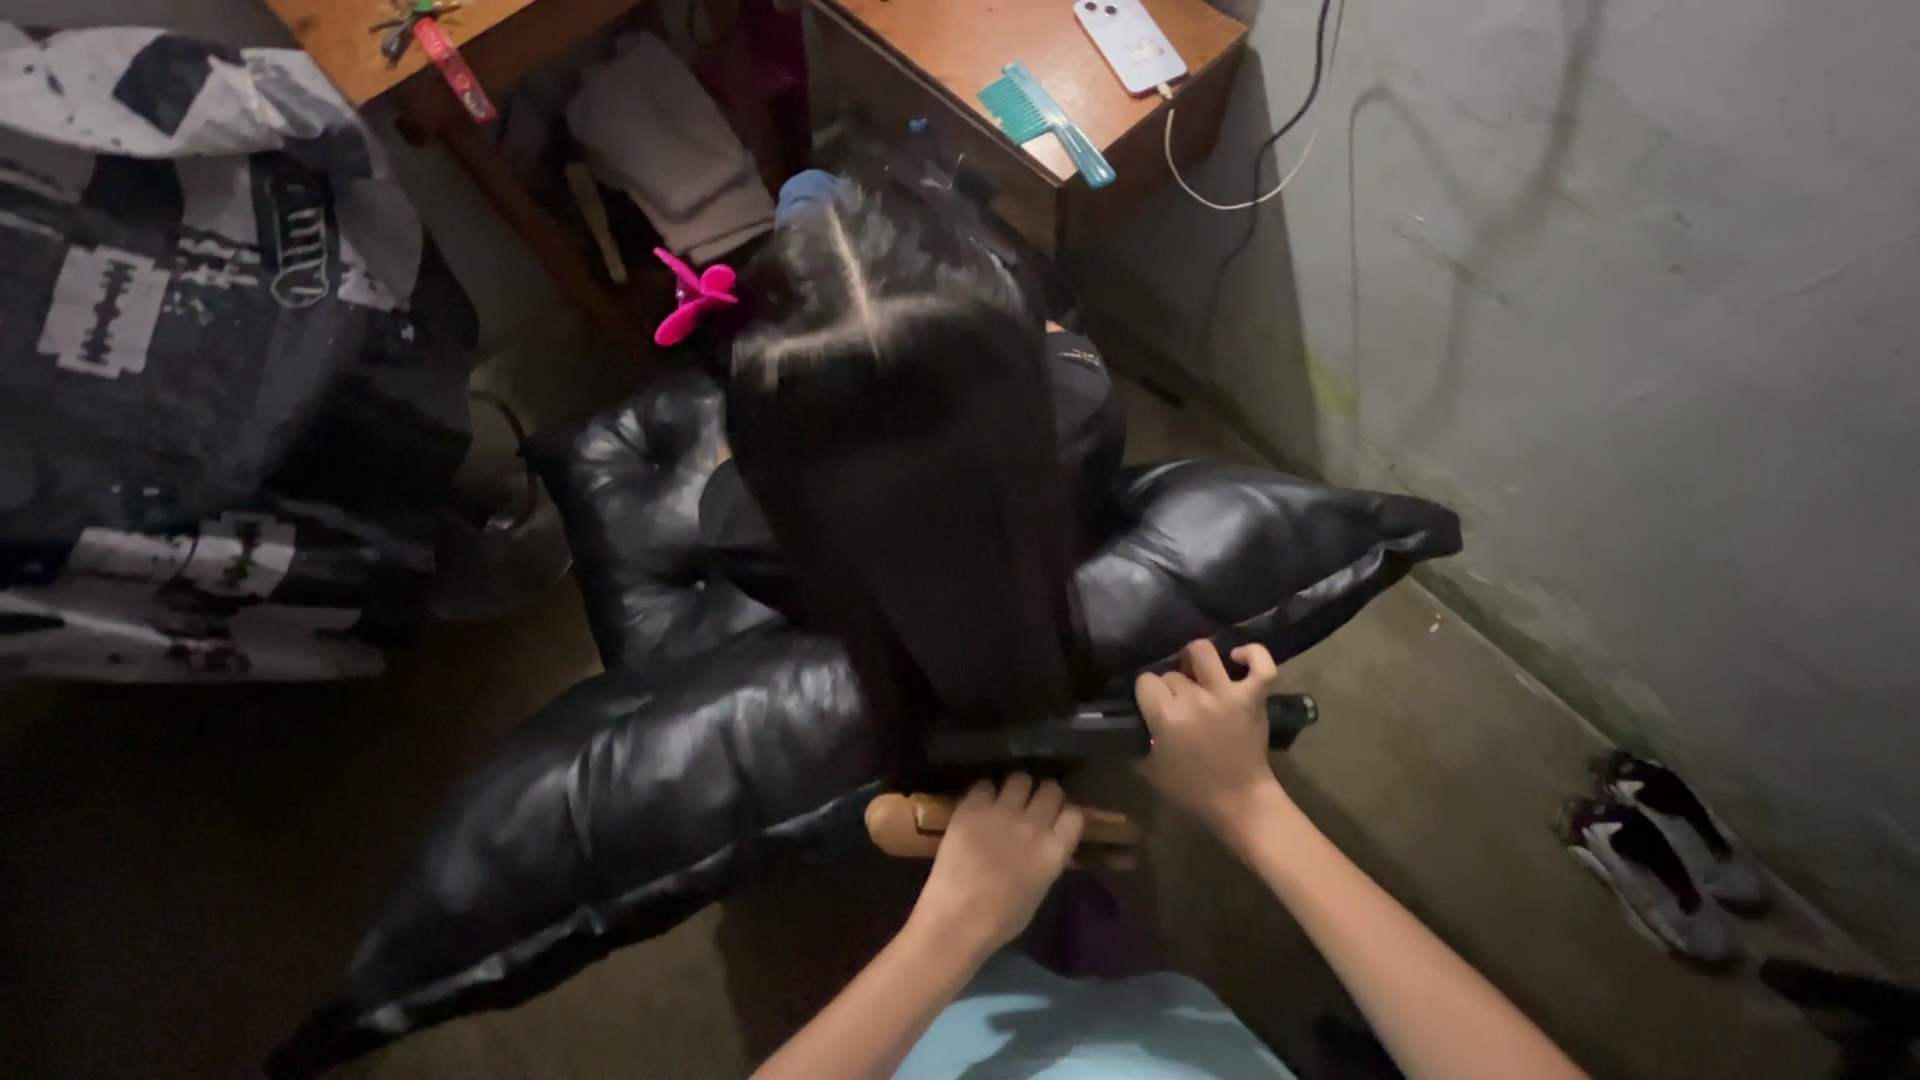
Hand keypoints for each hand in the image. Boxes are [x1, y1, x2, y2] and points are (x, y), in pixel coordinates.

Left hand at [908, 774, 1083, 958]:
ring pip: (1019, 779)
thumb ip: (1046, 859)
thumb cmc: (1000, 919)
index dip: (1064, 812)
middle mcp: (1033, 825)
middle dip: (1043, 793)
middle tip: (1031, 803)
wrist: (956, 920)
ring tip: (1006, 798)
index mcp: (1053, 851)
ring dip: (1016, 787)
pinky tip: (980, 804)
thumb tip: (1047, 842)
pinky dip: (985, 792)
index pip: (1074, 814)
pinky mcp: (972, 808)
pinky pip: (985, 784)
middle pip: (1050, 789)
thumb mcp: (1038, 889)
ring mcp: (1001, 812)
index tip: (1056, 816)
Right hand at [1136, 640, 1292, 837]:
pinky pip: (1260, 665)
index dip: (1146, 693)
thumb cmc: (1193, 790)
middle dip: (1170, 686)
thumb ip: (1139, 739)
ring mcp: (1227, 694)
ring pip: (1204, 652)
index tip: (1151, 706)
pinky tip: (1237, 657)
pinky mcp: (1254, 698)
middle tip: (1176, 704)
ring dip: (1195, 659)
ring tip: (1196, 672)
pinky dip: (1252, 655)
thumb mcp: (1150, 769)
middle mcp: (1195, 698)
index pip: (1145, 680)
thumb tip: (1135, 723)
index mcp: (1166, 715)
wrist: (1241, 803)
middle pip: (1172, 671)